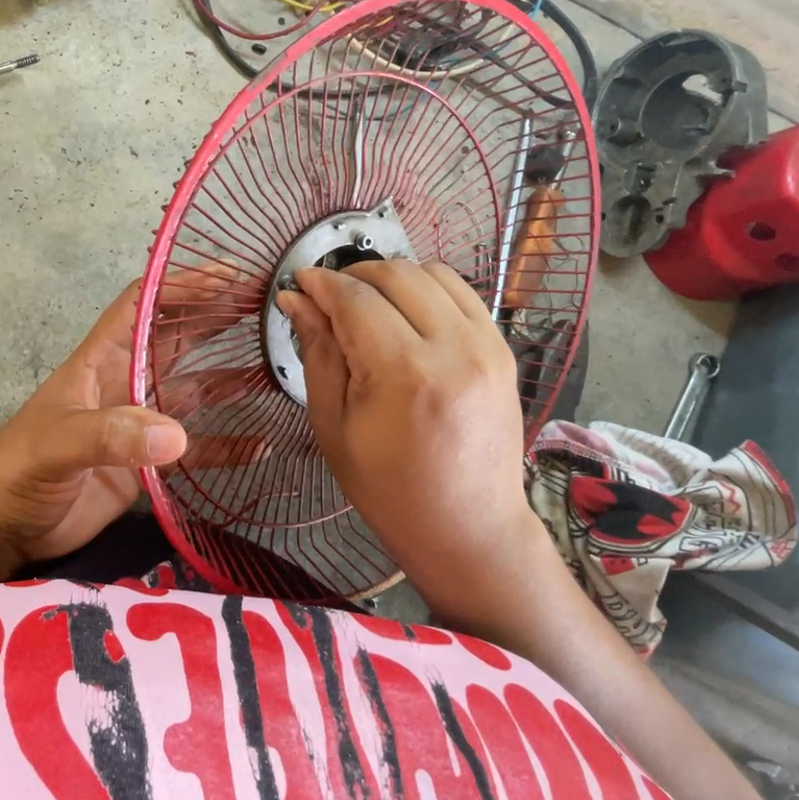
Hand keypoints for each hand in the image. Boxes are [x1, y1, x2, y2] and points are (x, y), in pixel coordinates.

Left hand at [0, 277, 253, 563]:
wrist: (1, 528)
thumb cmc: (18, 472)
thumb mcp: (58, 444)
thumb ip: (109, 436)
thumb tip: (176, 436)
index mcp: (100, 361)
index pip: (144, 305)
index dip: (182, 284)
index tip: (230, 274)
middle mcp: (125, 384)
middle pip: (177, 340)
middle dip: (217, 321)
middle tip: (269, 310)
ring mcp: (137, 425)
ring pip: (193, 393)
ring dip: (230, 381)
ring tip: (278, 370)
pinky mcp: (146, 466)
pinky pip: (195, 450)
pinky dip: (226, 446)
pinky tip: (262, 445)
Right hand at [276, 261, 542, 584]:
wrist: (467, 526)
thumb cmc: (387, 488)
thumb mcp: (334, 425)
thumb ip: (318, 353)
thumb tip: (297, 300)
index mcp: (404, 373)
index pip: (356, 299)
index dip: (322, 283)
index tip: (299, 281)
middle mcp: (453, 347)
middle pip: (396, 275)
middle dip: (354, 274)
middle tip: (328, 296)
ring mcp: (487, 345)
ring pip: (433, 273)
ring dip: (392, 277)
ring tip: (367, 303)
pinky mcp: (502, 349)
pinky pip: (462, 294)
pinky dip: (427, 290)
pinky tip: (406, 315)